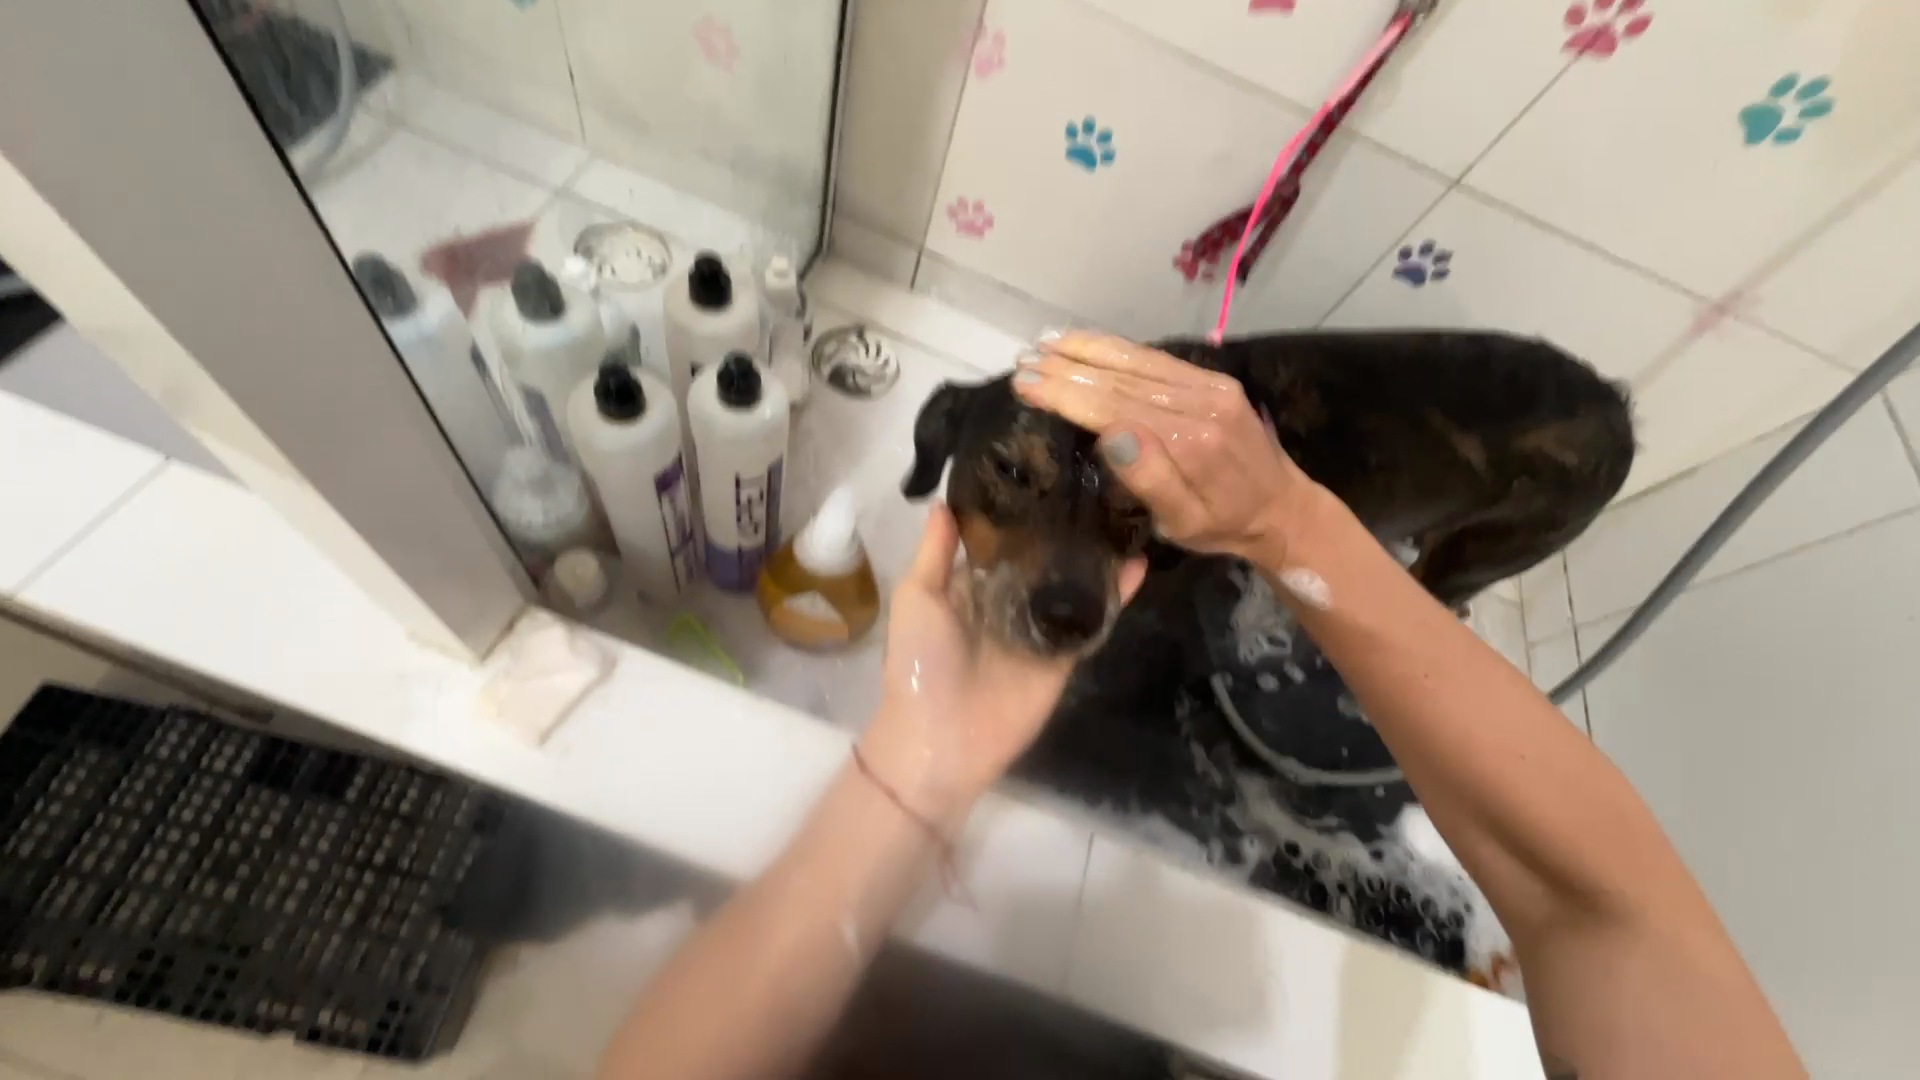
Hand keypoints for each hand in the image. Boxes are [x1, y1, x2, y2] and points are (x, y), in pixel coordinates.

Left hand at [859, 503, 1144, 823]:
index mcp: (972, 584)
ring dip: (1097, 553)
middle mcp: (1010, 599)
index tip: (1047, 464)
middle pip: (1044, 556)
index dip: (1022, 507)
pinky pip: (1094, 619)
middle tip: (1100, 477)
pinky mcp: (1066, 654)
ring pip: (1074, 582)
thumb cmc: (920, 661)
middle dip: (1066, 525)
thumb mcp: (918, 597)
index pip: (1003, 537)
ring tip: (1126, 507)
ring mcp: (1041, 627)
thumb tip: (944, 500)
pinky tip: (1140, 560)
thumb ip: (935, 552)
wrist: (941, 739)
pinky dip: (1117, 593)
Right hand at [1013, 332, 1323, 568]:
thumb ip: (1151, 480)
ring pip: (1136, 360)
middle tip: (1021, 361)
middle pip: (1121, 378)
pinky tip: (1088, 343)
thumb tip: (1110, 434)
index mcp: (1190, 443)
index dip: (1066, 393)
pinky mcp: (1211, 380)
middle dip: (1067, 367)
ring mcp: (1209, 386)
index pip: (1114, 409)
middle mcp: (1200, 403)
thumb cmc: (1222, 525)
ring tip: (1044, 343)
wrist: (1282, 508)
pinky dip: (1116, 348)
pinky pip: (1155, 358)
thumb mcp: (1184, 523)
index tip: (1025, 383)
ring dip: (1086, 350)